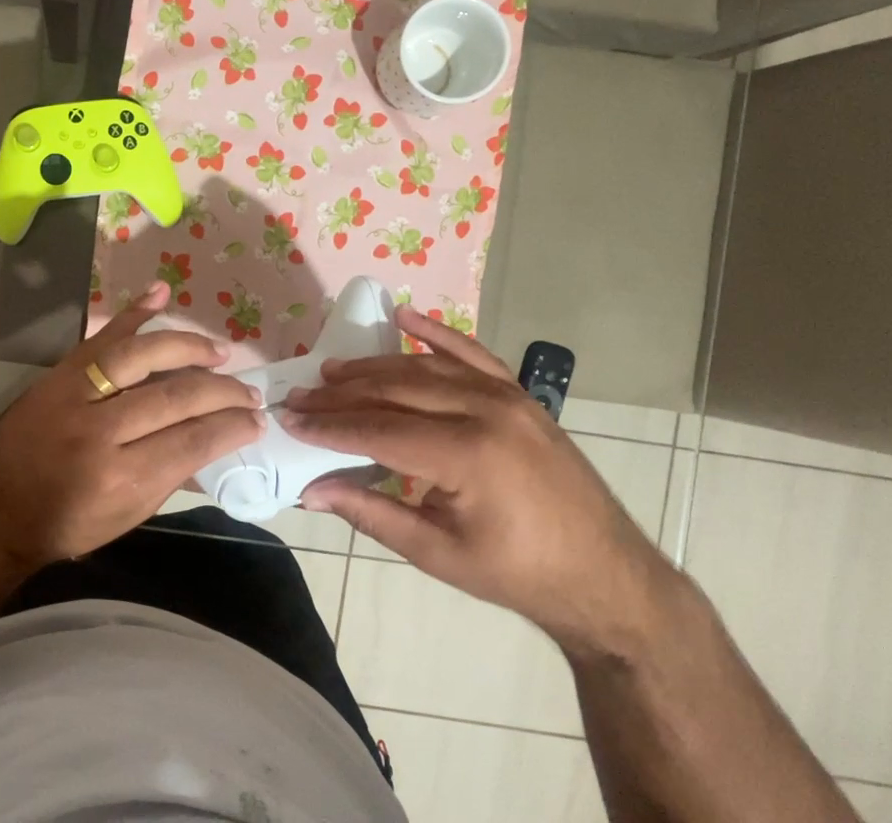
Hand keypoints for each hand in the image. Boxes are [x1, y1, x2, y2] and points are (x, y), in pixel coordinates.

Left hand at [0, 280, 264, 566]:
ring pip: (143, 356)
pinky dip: (132, 313)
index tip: (257, 420)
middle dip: (223, 392)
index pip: (193, 440)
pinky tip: (161, 293)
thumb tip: (216, 438)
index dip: (232, 427)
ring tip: (219, 352)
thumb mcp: (127, 516)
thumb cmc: (67, 523)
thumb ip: (171, 474)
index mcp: (121, 477)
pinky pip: (101, 337)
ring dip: (188, 348)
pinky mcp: (59, 374)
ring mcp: (76, 395)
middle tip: (249, 393)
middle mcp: (101, 431)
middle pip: (177, 396)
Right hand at [283, 309, 680, 658]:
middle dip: (340, 395)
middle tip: (299, 397)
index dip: (328, 426)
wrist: (603, 575)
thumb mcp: (437, 552)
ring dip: (374, 367)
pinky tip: (406, 316)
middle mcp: (485, 411)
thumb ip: (371, 513)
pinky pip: (473, 354)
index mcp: (466, 454)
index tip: (287, 420)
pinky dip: (438, 333)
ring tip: (331, 371)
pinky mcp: (521, 396)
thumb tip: (310, 490)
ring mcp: (508, 397)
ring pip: (425, 368)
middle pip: (395, 391)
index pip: (377, 428)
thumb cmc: (516, 573)